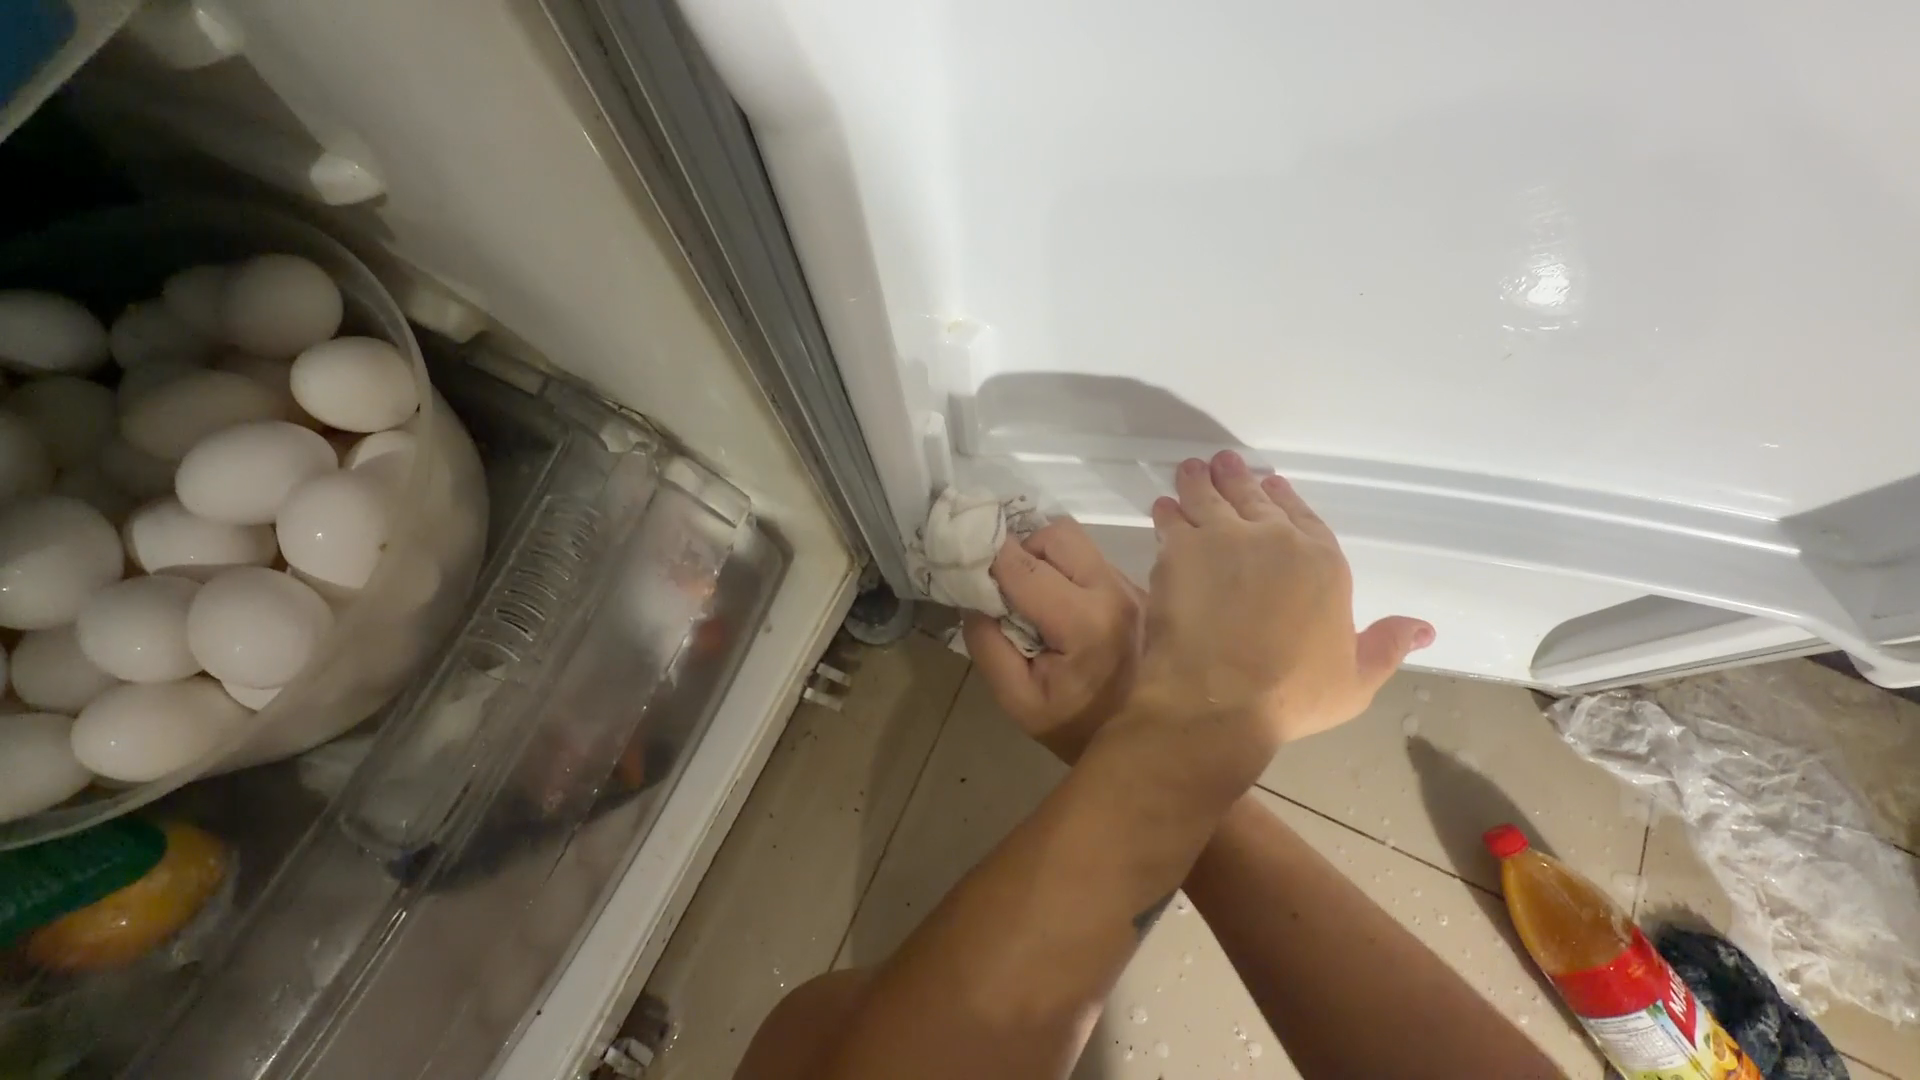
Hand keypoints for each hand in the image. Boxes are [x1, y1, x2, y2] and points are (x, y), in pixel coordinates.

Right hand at [962, 519, 1143, 763]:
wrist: (1140, 742)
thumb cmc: (1072, 724)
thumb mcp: (1015, 697)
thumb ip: (986, 641)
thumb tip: (974, 591)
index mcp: (1085, 621)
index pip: (1021, 564)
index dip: (986, 558)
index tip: (966, 563)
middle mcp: (1115, 592)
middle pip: (1057, 534)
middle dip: (1021, 550)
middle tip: (1005, 584)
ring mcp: (1133, 588)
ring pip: (1078, 541)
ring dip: (1045, 556)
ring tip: (1032, 593)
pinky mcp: (1139, 589)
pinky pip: (1093, 558)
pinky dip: (1066, 568)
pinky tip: (1058, 601)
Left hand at [1128, 451, 1431, 766]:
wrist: (1220, 698)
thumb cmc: (1291, 696)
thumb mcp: (1355, 680)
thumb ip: (1386, 646)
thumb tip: (1423, 628)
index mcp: (1322, 563)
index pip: (1304, 518)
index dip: (1286, 500)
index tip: (1273, 485)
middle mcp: (1274, 539)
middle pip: (1253, 499)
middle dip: (1238, 479)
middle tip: (1224, 464)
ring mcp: (1223, 539)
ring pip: (1209, 498)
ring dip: (1199, 482)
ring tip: (1191, 471)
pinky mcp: (1179, 550)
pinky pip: (1172, 520)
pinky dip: (1169, 512)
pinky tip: (1165, 507)